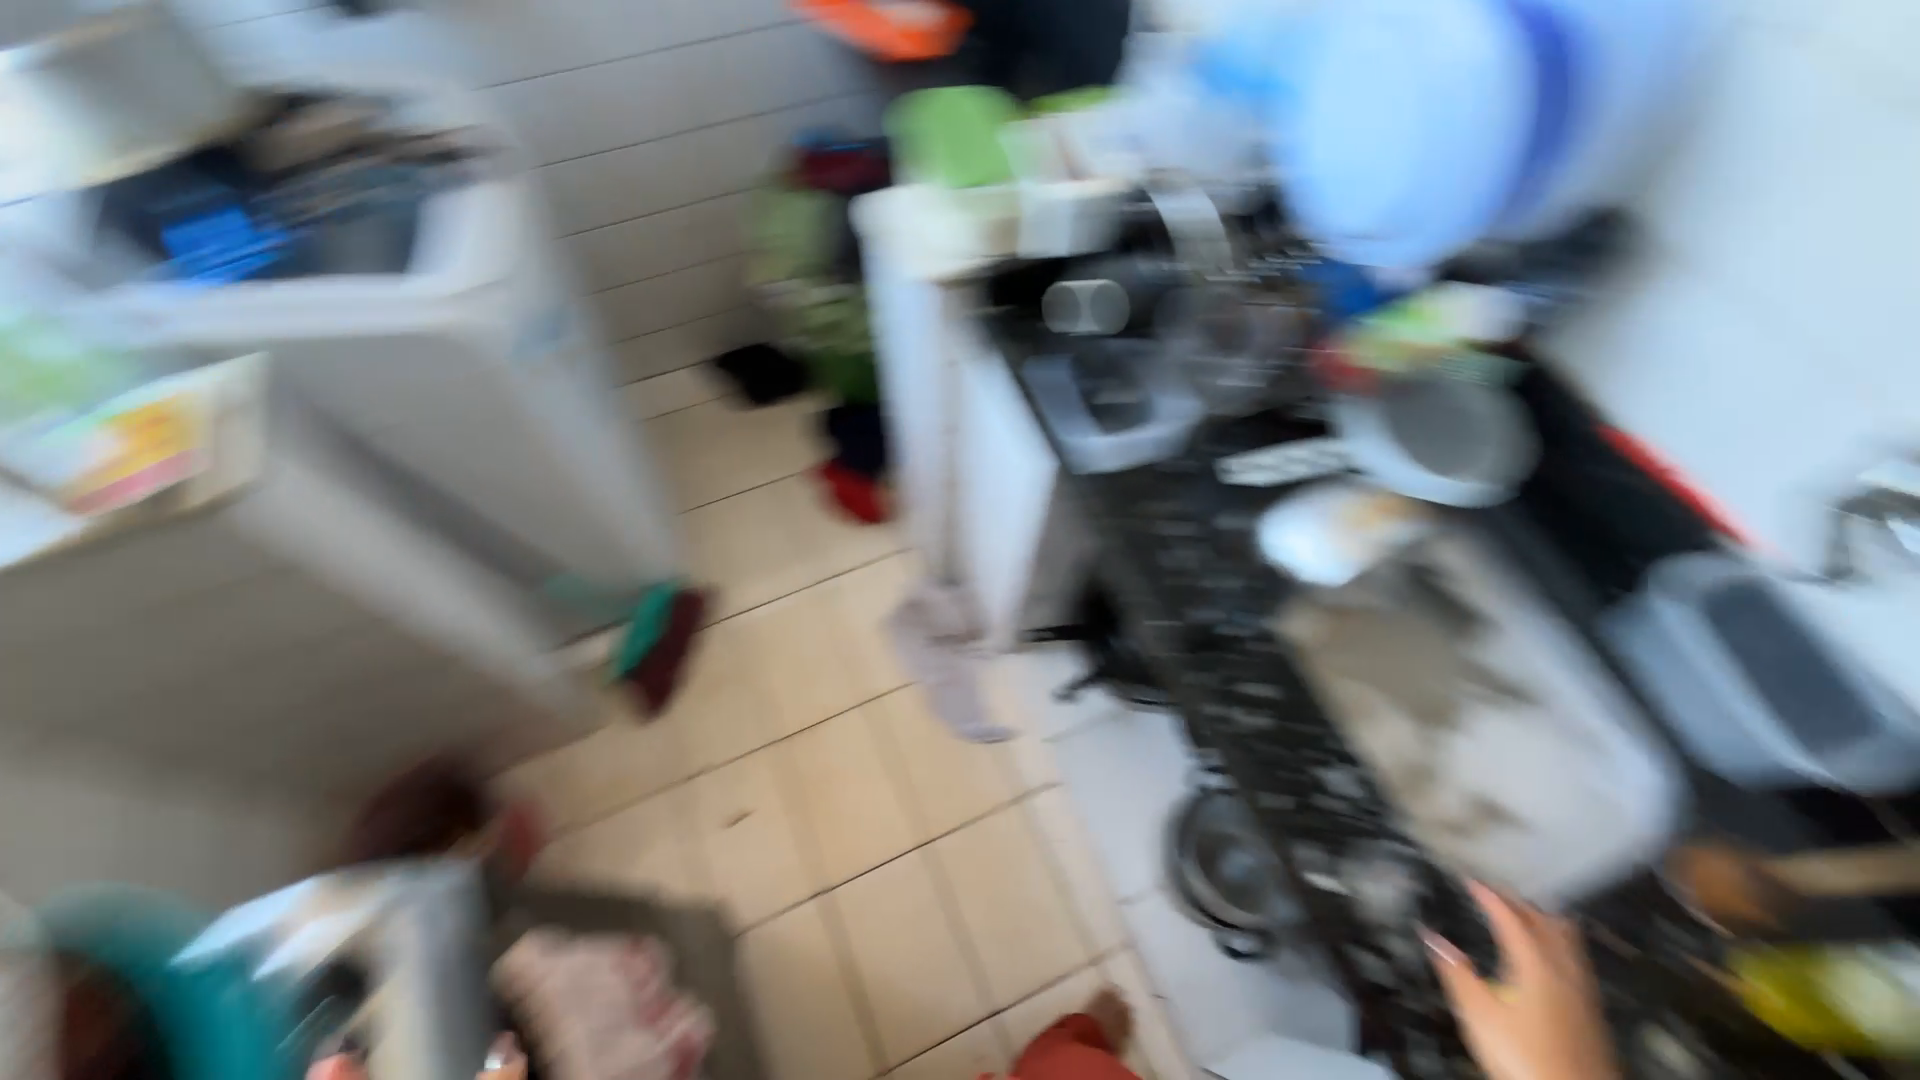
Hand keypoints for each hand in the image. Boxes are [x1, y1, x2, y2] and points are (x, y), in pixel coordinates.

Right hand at [1422, 882, 1619, 1079]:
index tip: (1470, 881)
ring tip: (1528, 912)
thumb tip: (1432, 937)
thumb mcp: (1479, 1016)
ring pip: (1568, 941)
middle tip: (1496, 892)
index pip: (1511, 920)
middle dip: (1520, 903)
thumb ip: (1457, 974)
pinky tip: (1553, 955)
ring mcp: (1582, 991)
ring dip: (1545, 920)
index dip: (1490, 897)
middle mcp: (1563, 970)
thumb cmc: (1522, 1057)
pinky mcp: (1592, 1010)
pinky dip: (1560, 941)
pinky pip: (1576, 959)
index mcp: (1534, 966)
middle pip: (1545, 924)